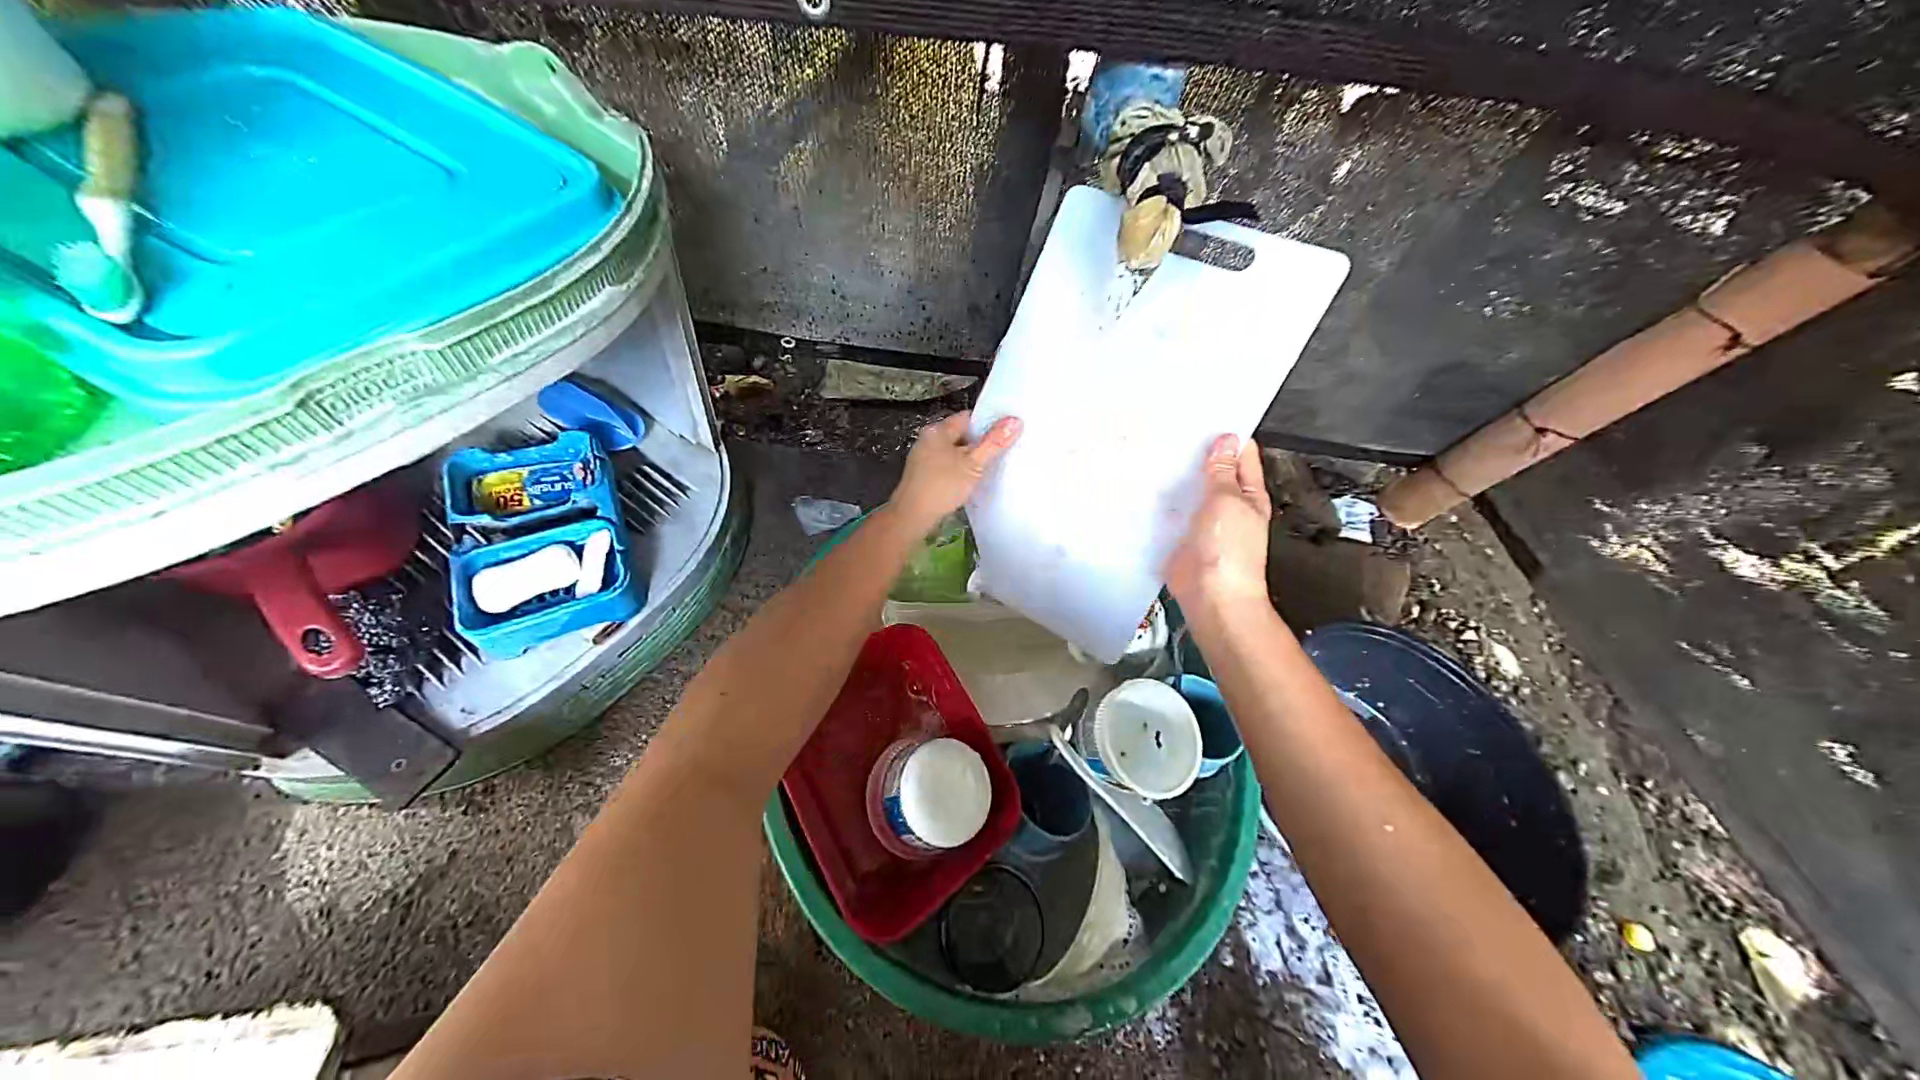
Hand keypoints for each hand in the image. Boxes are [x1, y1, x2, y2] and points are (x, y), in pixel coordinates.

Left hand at [888, 412, 1020, 528]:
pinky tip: (971, 482)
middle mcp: (928, 440)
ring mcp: (924, 458)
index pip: (968, 417)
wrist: (912, 516)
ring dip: (970, 460)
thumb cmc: (941, 486)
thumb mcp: (973, 464)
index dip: (988, 423)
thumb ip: (994, 442)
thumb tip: (1014, 421)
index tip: (1006, 433)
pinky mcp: (924, 475)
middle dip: (980, 443)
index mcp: (938, 430)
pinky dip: (960, 471)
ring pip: (955, 452)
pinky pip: (947, 467)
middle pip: (962, 435)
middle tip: (1002, 452)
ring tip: (990, 468)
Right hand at [1166, 435, 1271, 615]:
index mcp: (1249, 494)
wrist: (1211, 594)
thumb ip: (1222, 471)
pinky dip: (1163, 503)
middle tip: (1174, 432)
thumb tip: (1226, 441)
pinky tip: (1147, 488)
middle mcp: (1228, 505)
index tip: (1206, 418)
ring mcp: (1204, 522)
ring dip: (1177, 478)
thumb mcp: (1227, 500)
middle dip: (1197, 455)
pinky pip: (1173, 514)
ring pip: (1190, 491)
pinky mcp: (1183, 536)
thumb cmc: (1230, 552)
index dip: (1228, 436)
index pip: (1242, 456)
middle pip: (1213, 472)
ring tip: (1157, 453)